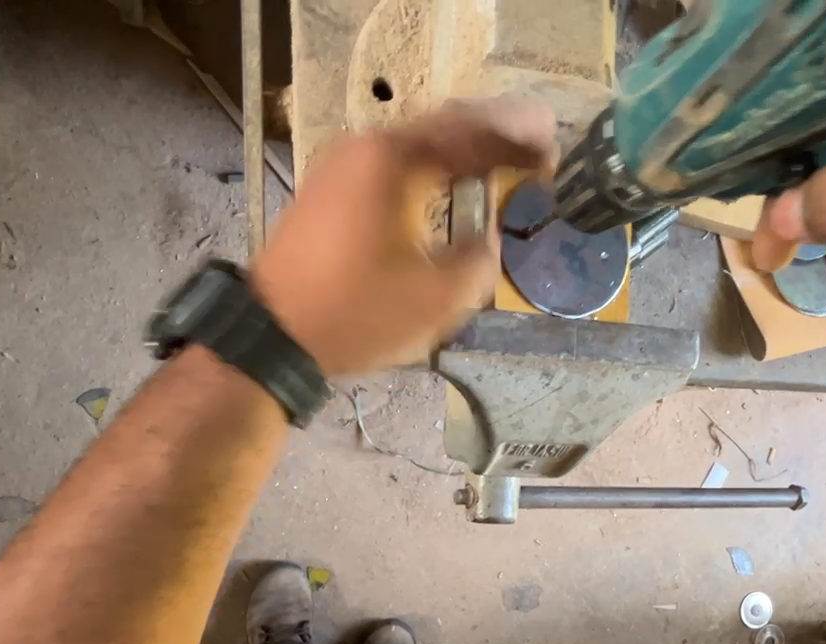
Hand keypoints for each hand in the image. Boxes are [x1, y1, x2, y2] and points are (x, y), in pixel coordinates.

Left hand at [252, 99, 556, 375]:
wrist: (274, 334)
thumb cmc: (356, 315)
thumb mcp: (435, 300)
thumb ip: (478, 262)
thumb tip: (488, 240)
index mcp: (396, 163)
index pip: (472, 134)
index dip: (518, 142)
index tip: (551, 153)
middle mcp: (366, 148)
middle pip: (442, 127)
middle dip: (492, 136)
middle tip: (533, 146)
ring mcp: (341, 165)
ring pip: (414, 144)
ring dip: (458, 152)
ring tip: (498, 163)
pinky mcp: (329, 191)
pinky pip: (391, 164)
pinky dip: (427, 170)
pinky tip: (445, 187)